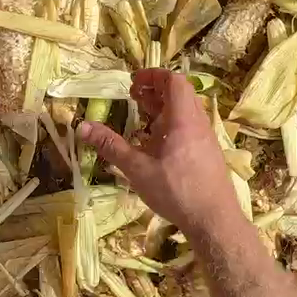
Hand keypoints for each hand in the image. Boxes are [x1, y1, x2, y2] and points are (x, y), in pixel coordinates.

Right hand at [79, 69, 246, 238]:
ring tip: (141, 118)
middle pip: (179, 93)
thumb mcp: (137, 169)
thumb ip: (110, 145)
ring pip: (185, 111)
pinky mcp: (207, 153)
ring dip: (162, 108)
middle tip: (132, 98)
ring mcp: (205, 138)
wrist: (214, 220)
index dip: (153, 75)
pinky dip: (171, 124)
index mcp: (183, 119)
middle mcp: (197, 123)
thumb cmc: (176, 191)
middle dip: (154, 91)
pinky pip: (189, 126)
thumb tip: (82, 127)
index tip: (132, 83)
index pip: (174, 81)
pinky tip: (156, 144)